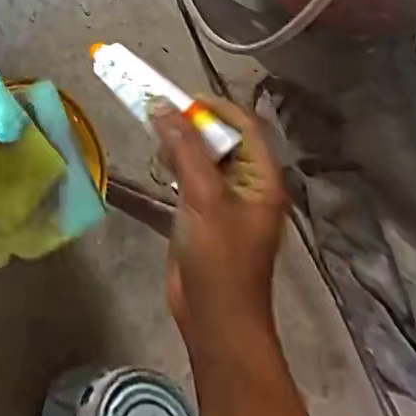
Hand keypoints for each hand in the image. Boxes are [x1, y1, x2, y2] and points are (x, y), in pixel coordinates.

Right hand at [151, 95, 287, 344]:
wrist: (215, 318)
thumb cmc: (219, 258)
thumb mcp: (203, 198)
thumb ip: (184, 148)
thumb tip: (161, 104)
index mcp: (262, 180)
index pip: (246, 128)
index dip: (216, 107)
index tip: (179, 97)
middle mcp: (247, 185)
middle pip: (221, 139)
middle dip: (191, 121)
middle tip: (158, 110)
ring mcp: (225, 200)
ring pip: (202, 155)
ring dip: (179, 140)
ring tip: (154, 133)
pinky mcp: (203, 213)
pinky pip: (190, 174)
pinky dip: (173, 161)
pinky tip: (157, 161)